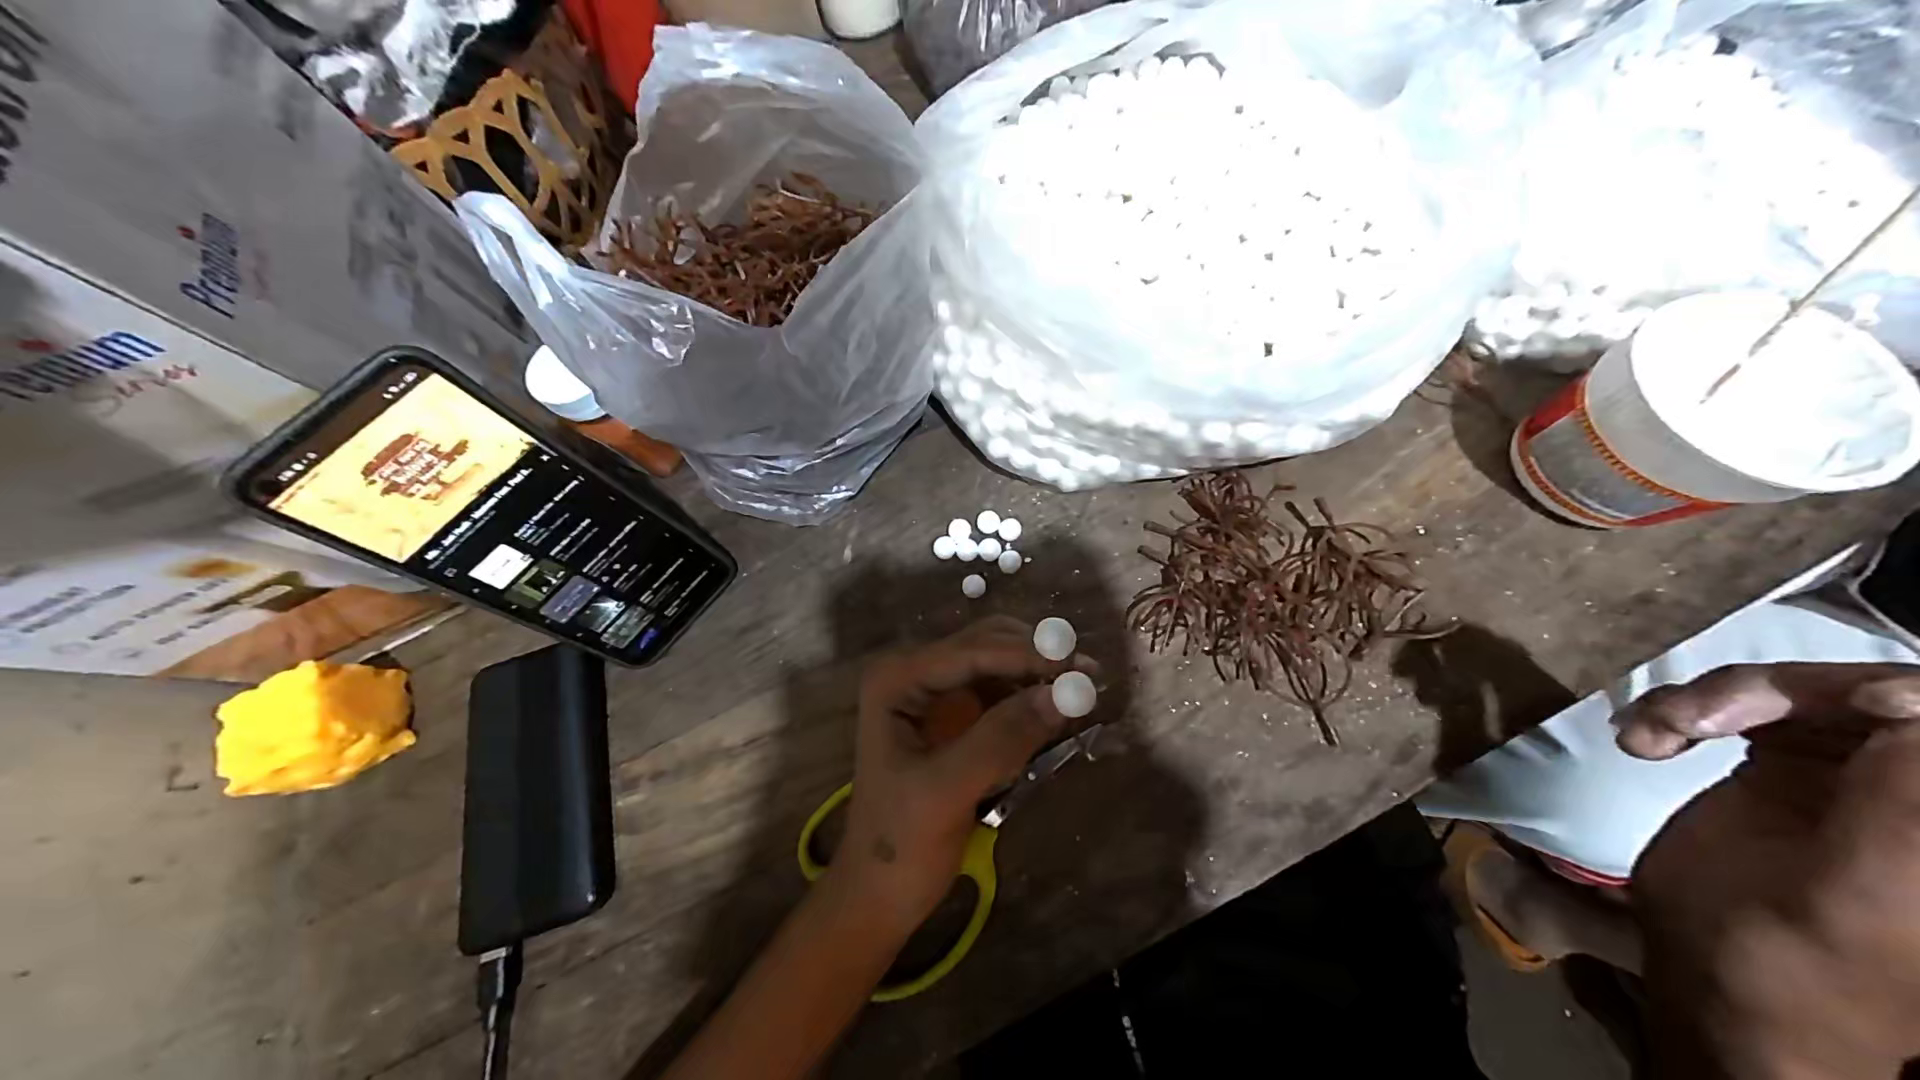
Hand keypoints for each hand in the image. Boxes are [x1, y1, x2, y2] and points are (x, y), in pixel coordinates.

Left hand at [832, 616, 1093, 931]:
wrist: (879, 891)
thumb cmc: (900, 843)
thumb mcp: (947, 790)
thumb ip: (1000, 740)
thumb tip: (1062, 693)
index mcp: (896, 680)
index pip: (970, 651)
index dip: (1026, 653)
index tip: (1079, 666)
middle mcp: (913, 674)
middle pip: (985, 645)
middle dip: (1035, 657)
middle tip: (1088, 676)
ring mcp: (933, 694)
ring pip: (997, 664)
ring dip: (1036, 674)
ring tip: (1080, 694)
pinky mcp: (952, 718)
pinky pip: (999, 692)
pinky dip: (1029, 697)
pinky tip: (1057, 713)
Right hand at [1617, 663, 1919, 1079]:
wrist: (1716, 988)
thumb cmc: (1792, 961)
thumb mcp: (1858, 894)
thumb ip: (1902, 805)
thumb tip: (1907, 700)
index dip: (1871, 688)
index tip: (1774, 707)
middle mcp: (1911, 790)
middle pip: (1862, 690)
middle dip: (1766, 689)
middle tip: (1686, 721)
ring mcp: (1848, 776)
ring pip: (1794, 689)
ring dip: (1708, 697)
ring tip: (1648, 732)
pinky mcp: (1780, 767)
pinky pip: (1737, 706)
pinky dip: (1679, 711)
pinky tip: (1642, 741)